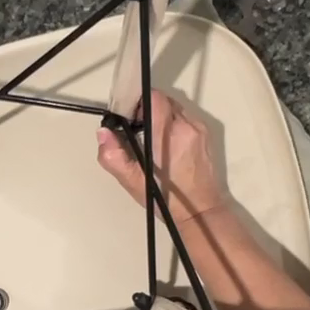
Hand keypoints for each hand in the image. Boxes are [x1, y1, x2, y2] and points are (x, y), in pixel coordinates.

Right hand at [95, 91, 227, 226]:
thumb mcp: (133, 181)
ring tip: (150, 138)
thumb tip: (103, 133)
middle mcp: (187, 126)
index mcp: (168, 134)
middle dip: (147, 109)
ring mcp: (199, 129)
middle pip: (163, 100)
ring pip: (174, 108)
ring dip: (160, 116)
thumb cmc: (165, 198)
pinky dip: (172, 124)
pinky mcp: (206, 134)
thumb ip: (114, 156)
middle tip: (135, 129)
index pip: (154, 98)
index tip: (127, 113)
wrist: (200, 211)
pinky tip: (165, 144)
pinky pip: (184, 118)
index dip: (137, 99)